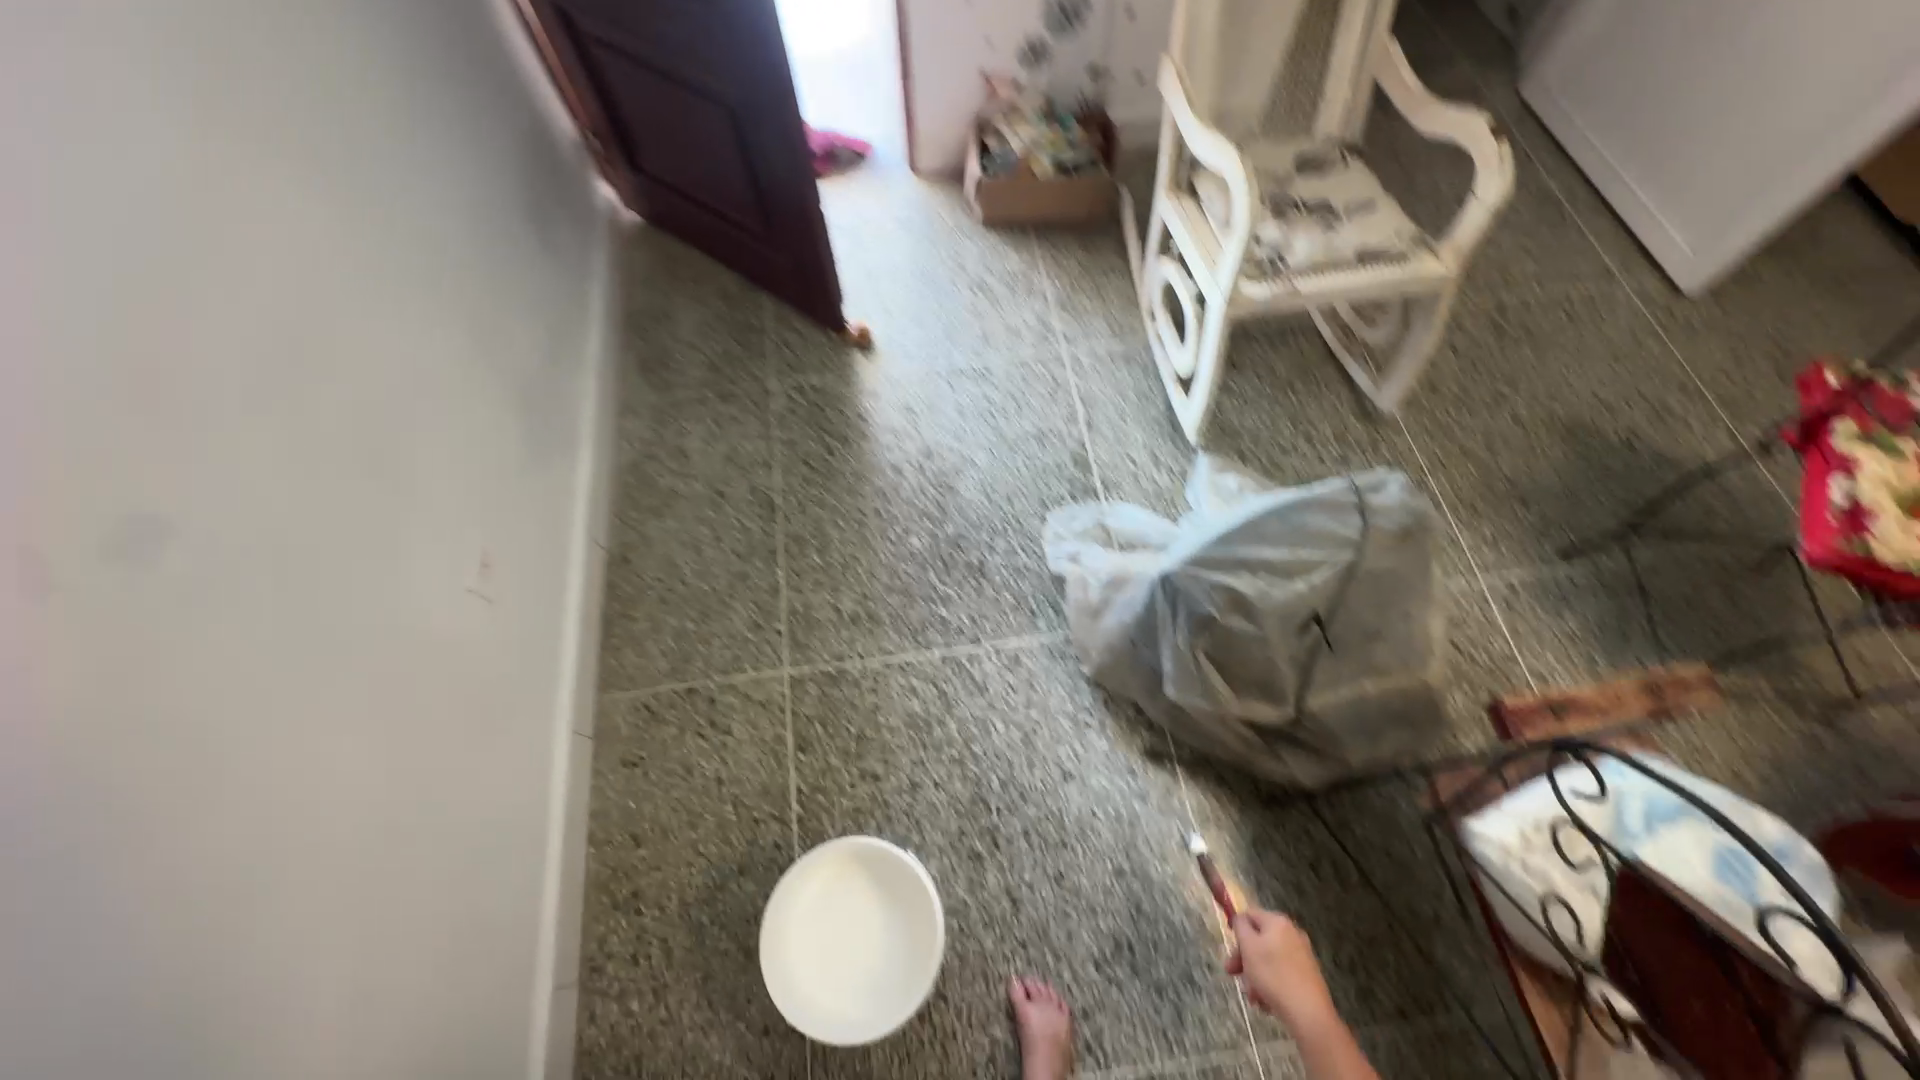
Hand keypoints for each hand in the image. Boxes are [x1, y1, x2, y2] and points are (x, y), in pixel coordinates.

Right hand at [1225, 908, 1340, 1036]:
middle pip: (1258, 939)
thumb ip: (1240, 926)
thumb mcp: (1249, 946)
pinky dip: (1270, 984)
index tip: (1229, 948)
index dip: (1236, 929)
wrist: (1308, 1012)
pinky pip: (1280, 973)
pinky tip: (1265, 1001)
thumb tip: (1240, 918)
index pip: (1250, 914)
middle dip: (1243, 958)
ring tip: (1252, 995)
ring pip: (1268, 960)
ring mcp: (1302, 955)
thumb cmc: (1273, 975)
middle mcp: (1292, 934)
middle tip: (1232, 974)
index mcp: (1278, 922)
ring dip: (1254, 975)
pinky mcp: (1307, 976)